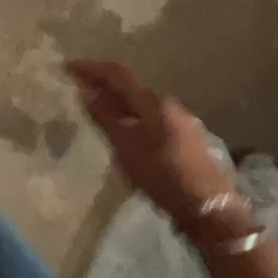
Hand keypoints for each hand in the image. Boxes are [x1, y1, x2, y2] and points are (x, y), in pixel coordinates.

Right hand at [67, 60, 236, 234]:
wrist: (209, 209)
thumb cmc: (161, 175)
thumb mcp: (125, 147)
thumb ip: (104, 117)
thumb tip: (85, 92)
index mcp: (154, 103)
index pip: (118, 75)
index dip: (91, 69)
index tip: (68, 68)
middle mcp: (169, 105)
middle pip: (130, 88)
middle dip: (104, 86)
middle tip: (79, 90)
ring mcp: (181, 121)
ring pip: (142, 104)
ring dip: (118, 103)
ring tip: (97, 111)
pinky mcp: (186, 138)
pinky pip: (152, 117)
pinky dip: (132, 116)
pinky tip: (123, 130)